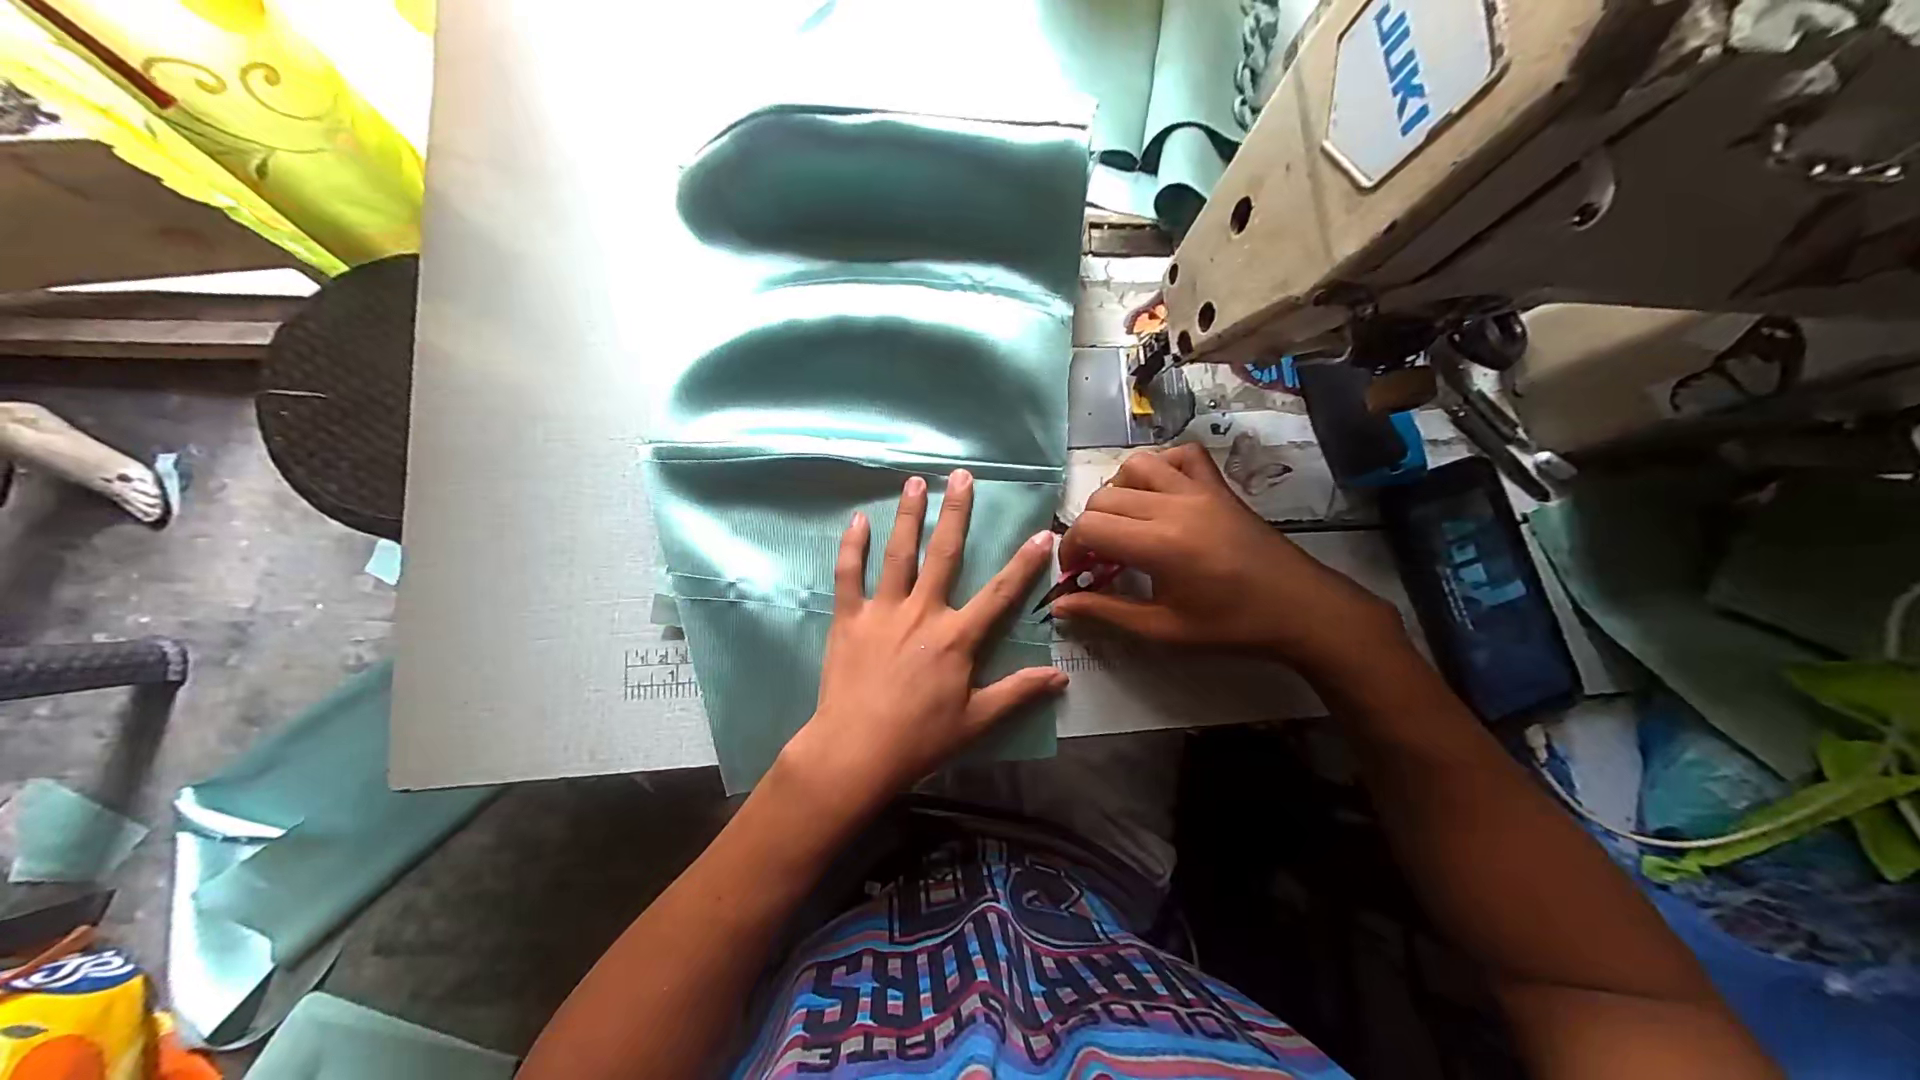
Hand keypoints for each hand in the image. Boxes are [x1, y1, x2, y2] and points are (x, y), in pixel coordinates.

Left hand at [777, 470, 1065, 811]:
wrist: (856, 750)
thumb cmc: (920, 739)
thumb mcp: (977, 720)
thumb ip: (1018, 692)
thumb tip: (1061, 677)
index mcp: (956, 637)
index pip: (999, 593)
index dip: (1024, 563)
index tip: (1042, 534)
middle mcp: (922, 612)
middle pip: (944, 553)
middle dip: (956, 512)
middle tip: (961, 476)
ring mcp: (882, 611)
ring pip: (898, 554)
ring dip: (909, 516)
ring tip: (915, 482)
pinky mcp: (848, 618)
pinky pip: (849, 575)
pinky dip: (852, 546)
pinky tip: (858, 520)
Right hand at [1053, 444, 1408, 680]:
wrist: (1299, 609)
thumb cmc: (1230, 626)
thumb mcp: (1162, 628)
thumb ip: (1106, 611)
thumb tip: (1060, 606)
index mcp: (1159, 544)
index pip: (1090, 527)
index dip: (1070, 549)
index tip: (1075, 572)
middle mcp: (1174, 506)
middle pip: (1104, 497)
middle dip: (1089, 527)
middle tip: (1097, 560)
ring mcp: (1199, 489)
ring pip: (1135, 467)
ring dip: (1117, 492)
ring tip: (1124, 523)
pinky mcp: (1218, 486)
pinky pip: (1180, 456)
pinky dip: (1161, 468)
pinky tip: (1159, 494)